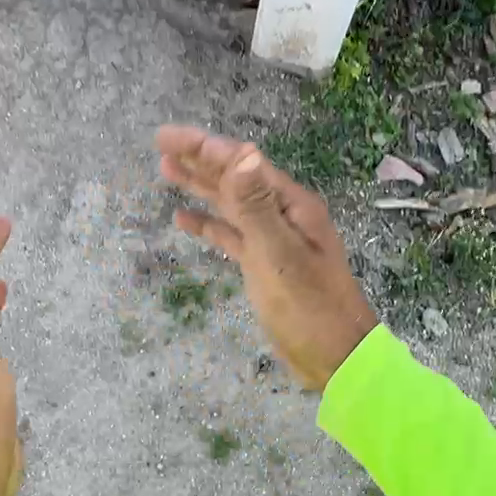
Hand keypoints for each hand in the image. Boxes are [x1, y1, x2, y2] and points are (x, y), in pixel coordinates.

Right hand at [156, 126, 378, 391]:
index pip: (242, 164)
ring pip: (229, 203)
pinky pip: (230, 235)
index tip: (166, 136)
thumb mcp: (280, 255)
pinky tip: (183, 219)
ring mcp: (272, 239)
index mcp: (290, 205)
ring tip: (165, 169)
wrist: (335, 359)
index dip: (204, 147)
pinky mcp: (262, 264)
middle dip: (198, 158)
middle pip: (234, 177)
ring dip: (199, 186)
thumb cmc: (310, 308)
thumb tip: (242, 154)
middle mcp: (282, 214)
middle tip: (160, 141)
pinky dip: (207, 225)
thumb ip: (257, 206)